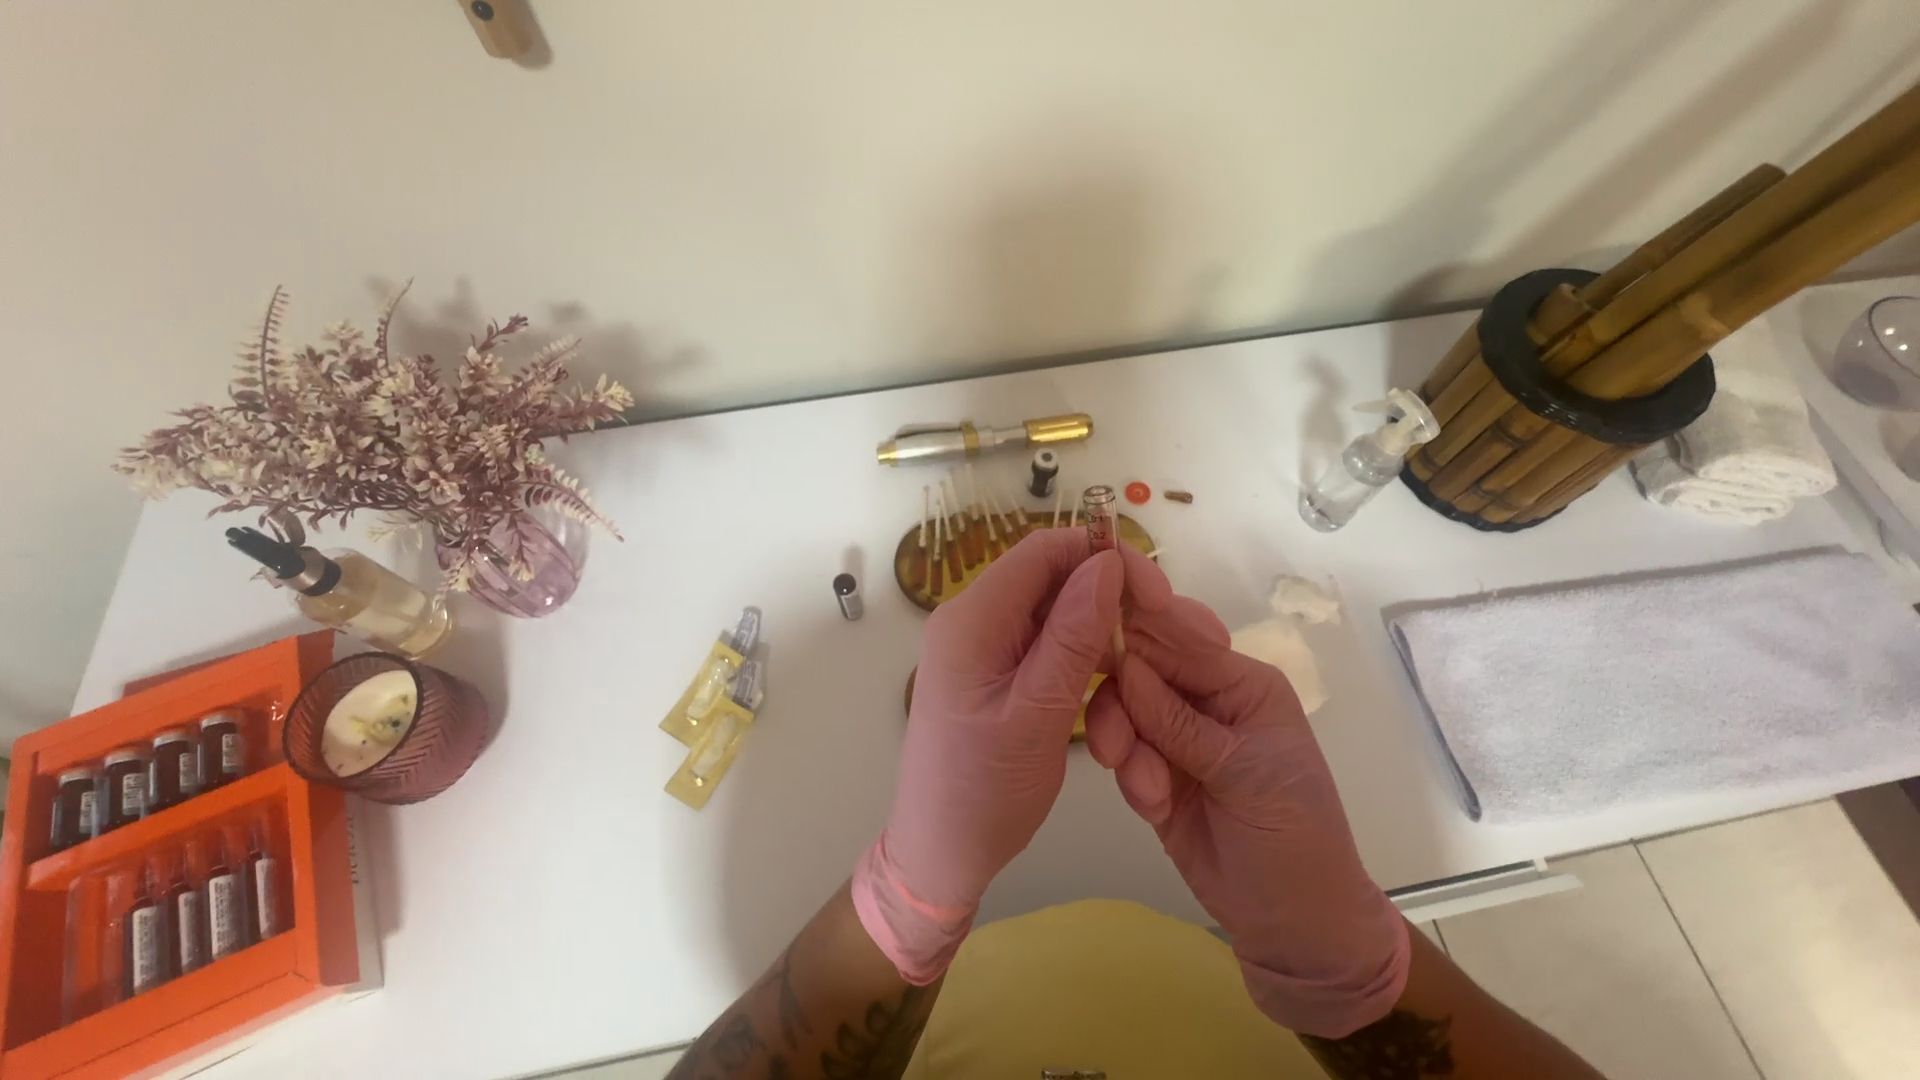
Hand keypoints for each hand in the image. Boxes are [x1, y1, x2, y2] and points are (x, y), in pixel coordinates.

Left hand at [853, 528, 1121, 983]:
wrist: (941, 851)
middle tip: (1161, 628)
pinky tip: (1112, 675)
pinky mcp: (995, 672)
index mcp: (971, 620)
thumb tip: (1108, 565)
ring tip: (1144, 657)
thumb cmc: (983, 791)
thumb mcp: (1037, 713)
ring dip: (1099, 625)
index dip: (1103, 557)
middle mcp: (972, 620)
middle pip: (1049, 576)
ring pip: (1052, 608)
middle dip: (1107, 592)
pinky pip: (1045, 641)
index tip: (1156, 591)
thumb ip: (1073, 637)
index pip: (1042, 552)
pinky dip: (1081, 651)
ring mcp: (982, 646)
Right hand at [1083, 548, 1409, 1037]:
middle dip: (1121, 695)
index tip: (1093, 587)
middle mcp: (1203, 699)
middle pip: (1140, 666)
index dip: (1139, 608)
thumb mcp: (1248, 773)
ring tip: (1146, 786)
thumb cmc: (1293, 836)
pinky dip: (1128, 774)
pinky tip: (1152, 803)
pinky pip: (1121, 752)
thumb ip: (1180, 721)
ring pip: (1121, 709)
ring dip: (1122, 743)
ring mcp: (1175, 736)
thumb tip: (1124, 666)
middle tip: (1109, 735)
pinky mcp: (1153, 773)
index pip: (1181, 632)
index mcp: (1240, 682)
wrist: (1292, 923)